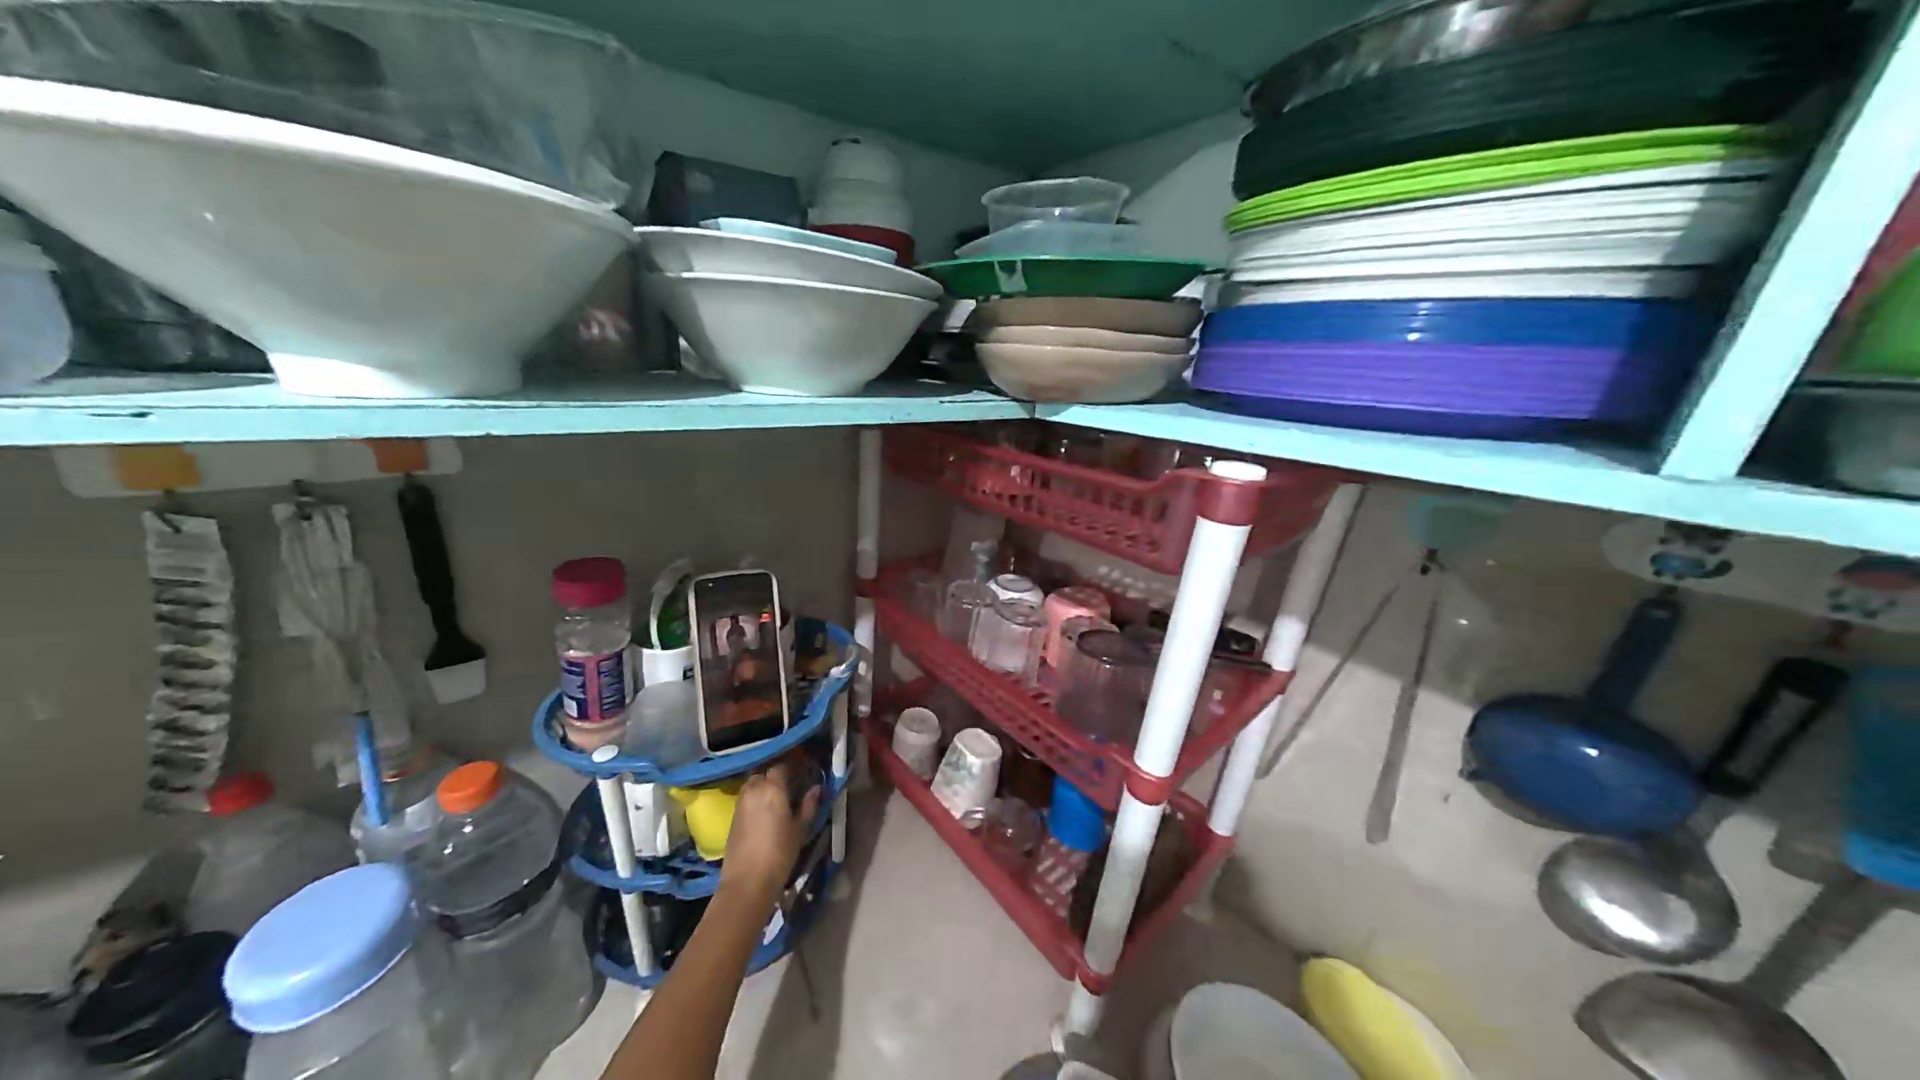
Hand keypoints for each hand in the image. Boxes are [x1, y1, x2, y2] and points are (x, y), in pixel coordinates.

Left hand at [719, 759, 819, 900]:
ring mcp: (740, 802)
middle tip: (790, 784)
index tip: (802, 771)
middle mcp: (754, 789)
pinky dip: (755, 798)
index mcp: (773, 788)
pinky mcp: (732, 816)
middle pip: (764, 773)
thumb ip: (808, 805)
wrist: (747, 881)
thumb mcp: (800, 829)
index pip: (781, 766)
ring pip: (752, 784)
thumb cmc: (780, 853)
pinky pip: (746, 797)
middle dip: (775, 775)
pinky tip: (764, 810)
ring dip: (763, 785)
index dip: (792, 767)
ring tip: (777, 797)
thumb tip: (816, 788)